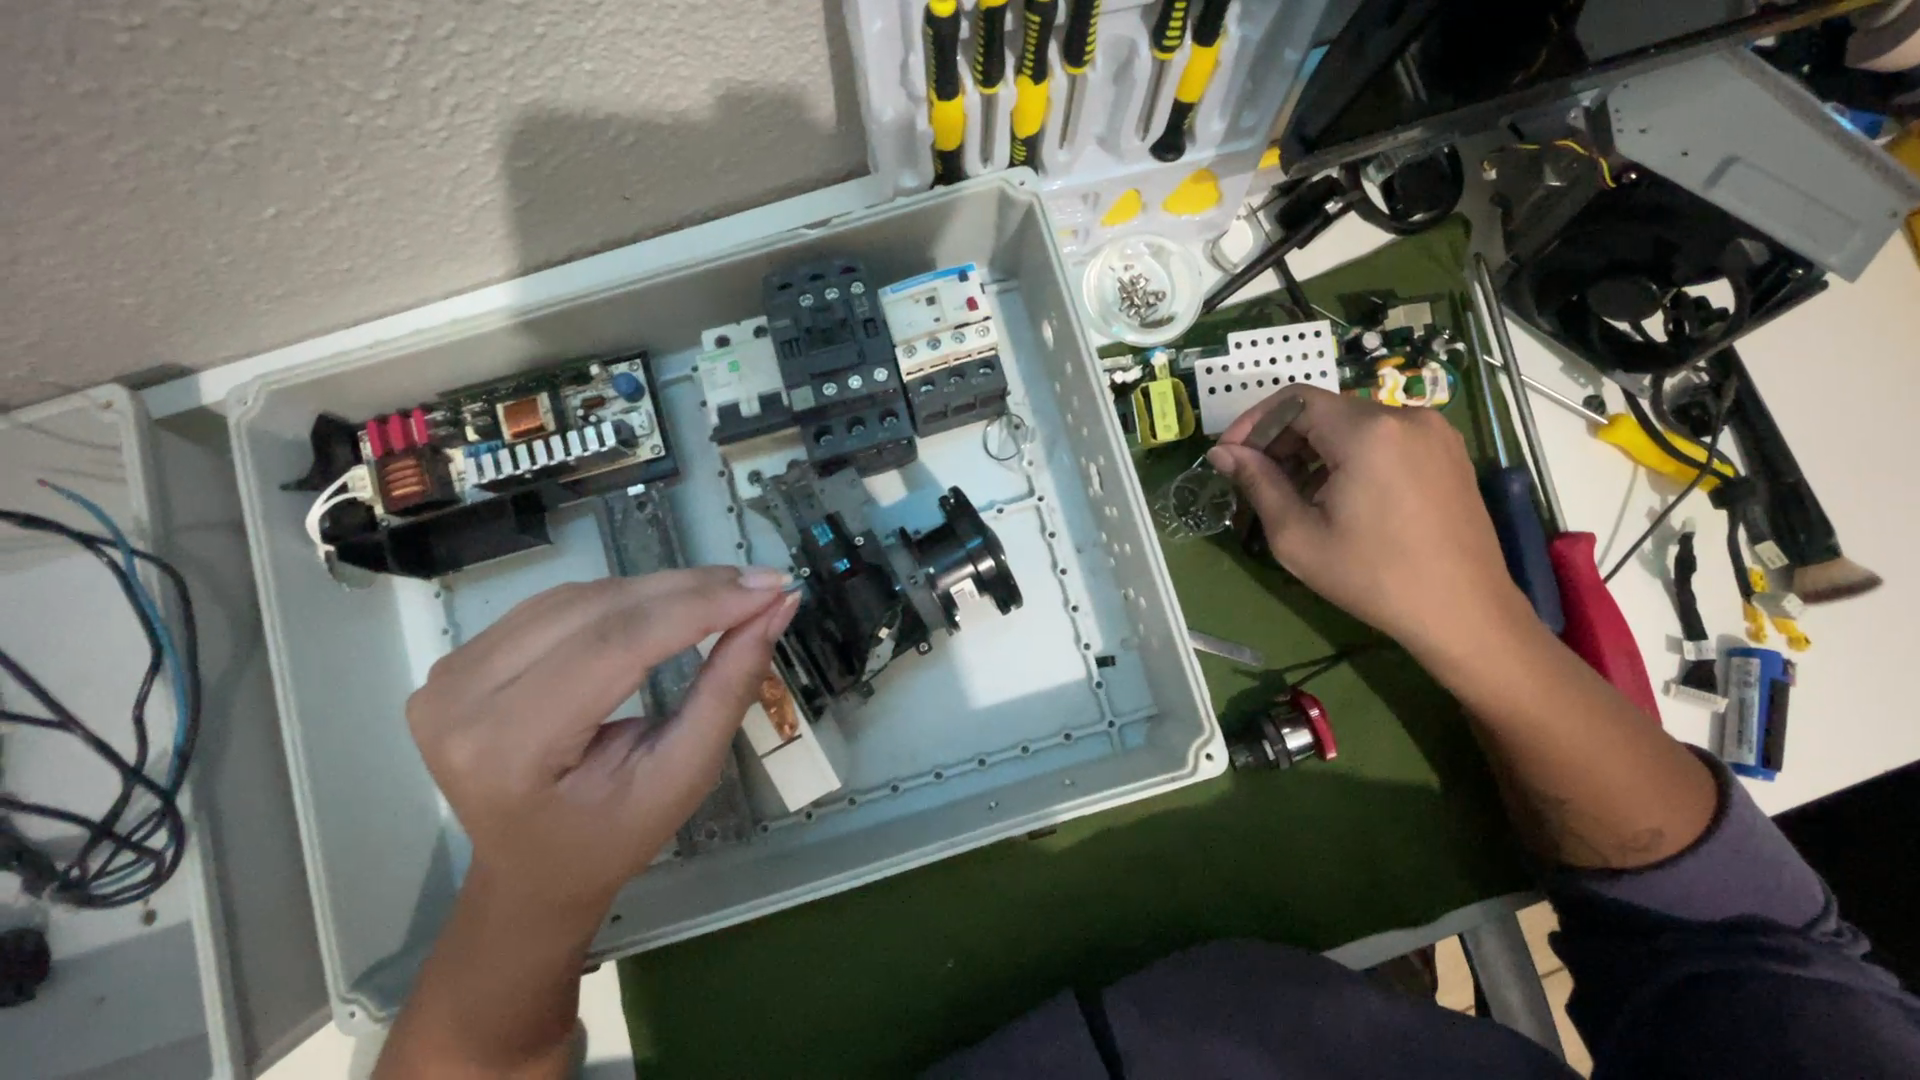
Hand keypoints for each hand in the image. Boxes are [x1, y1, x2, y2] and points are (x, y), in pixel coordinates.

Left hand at [405, 567, 799, 914]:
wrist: (532, 871)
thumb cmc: (612, 838)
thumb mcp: (683, 776)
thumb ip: (727, 690)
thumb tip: (777, 609)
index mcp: (508, 748)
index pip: (617, 645)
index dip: (700, 605)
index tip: (772, 587)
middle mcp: (461, 699)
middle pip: (598, 611)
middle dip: (691, 590)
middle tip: (763, 584)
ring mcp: (450, 673)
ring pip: (580, 597)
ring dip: (662, 588)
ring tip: (727, 595)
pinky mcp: (456, 658)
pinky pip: (558, 604)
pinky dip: (624, 598)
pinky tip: (670, 604)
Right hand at [1208, 387, 1526, 653]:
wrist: (1463, 610)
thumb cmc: (1372, 577)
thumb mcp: (1297, 535)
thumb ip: (1258, 483)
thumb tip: (1223, 453)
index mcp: (1366, 432)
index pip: (1294, 400)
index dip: (1254, 422)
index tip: (1230, 456)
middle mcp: (1404, 417)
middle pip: (1324, 409)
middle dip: (1282, 438)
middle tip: (1255, 478)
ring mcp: (1433, 432)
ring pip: (1354, 423)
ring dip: (1315, 448)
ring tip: (1294, 493)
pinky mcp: (1447, 452)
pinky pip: (1385, 438)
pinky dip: (1350, 455)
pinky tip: (1337, 495)